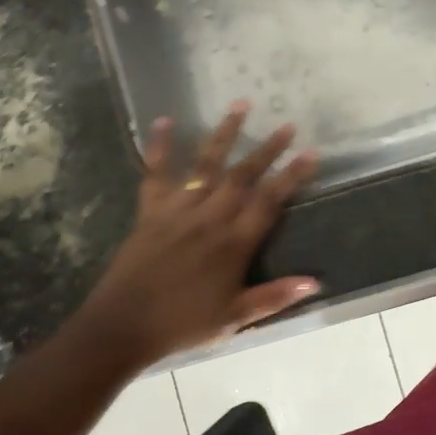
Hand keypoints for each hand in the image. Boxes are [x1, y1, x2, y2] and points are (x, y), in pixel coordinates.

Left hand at [71, 103, 319, 366]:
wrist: (120, 329)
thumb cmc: (182, 324)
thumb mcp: (234, 318)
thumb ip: (274, 296)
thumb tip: (315, 282)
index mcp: (233, 244)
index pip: (269, 202)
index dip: (292, 176)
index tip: (311, 153)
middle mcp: (209, 219)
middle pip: (243, 176)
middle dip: (267, 149)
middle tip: (287, 125)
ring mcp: (177, 211)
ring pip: (206, 165)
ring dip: (225, 134)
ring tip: (240, 105)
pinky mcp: (150, 212)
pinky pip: (155, 173)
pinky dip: (160, 146)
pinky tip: (165, 120)